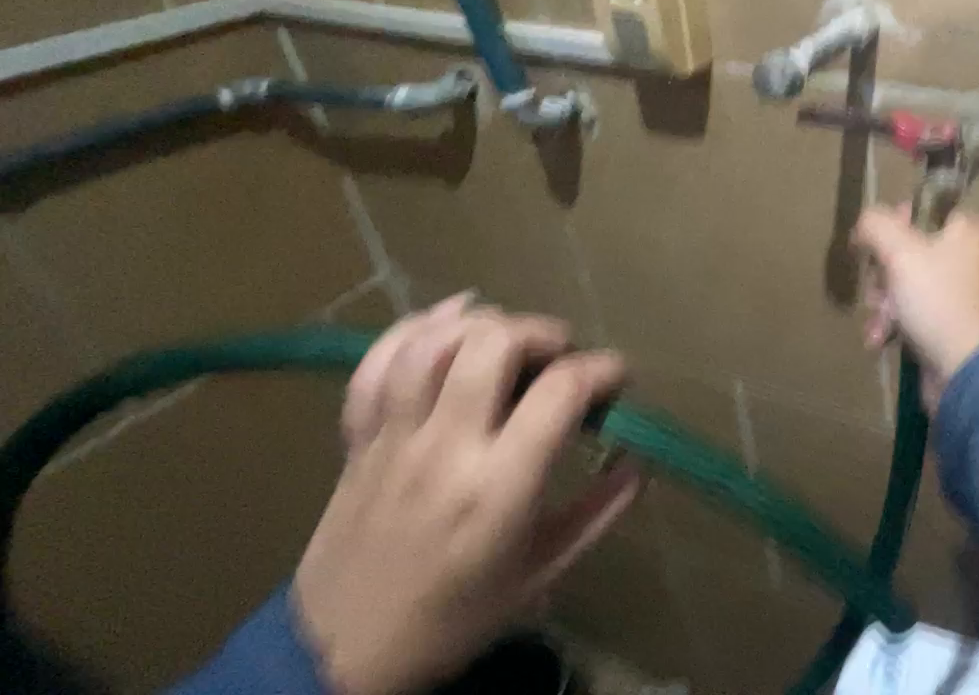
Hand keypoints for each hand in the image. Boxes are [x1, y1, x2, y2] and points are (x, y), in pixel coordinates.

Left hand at [293, 294, 644, 694]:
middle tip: (562, 358)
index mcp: (499, 487)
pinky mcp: (358, 439)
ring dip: (484, 325)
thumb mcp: (545, 571)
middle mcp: (445, 448)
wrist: (337, 657)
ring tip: (512, 343)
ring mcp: (394, 439)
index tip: (618, 380)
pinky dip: (415, 329)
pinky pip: (376, 363)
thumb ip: (602, 510)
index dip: (604, 368)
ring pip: (434, 343)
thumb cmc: (456, 616)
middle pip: (493, 344)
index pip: (560, 390)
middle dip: (544, 333)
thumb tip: (642, 459)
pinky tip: (450, 321)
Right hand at [854, 206, 978, 408]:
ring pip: (905, 284)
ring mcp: (960, 293)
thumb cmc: (938, 301)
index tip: (873, 243)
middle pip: (909, 251)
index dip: (894, 225)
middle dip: (883, 274)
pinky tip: (881, 339)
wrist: (967, 371)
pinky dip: (894, 324)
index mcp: (969, 231)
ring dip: (883, 303)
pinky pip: (913, 313)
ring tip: (880, 320)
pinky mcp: (950, 324)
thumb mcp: (902, 253)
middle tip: (878, 289)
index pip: (924, 211)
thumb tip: (866, 221)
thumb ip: (877, 225)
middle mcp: (970, 258)